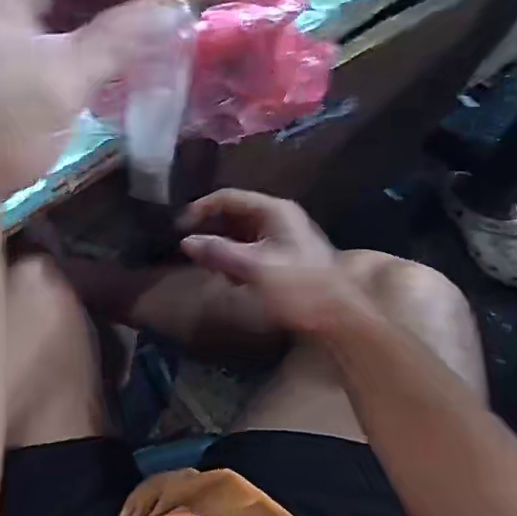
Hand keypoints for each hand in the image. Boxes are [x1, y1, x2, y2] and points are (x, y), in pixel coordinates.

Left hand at [0, 0, 192, 208]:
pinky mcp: (3, 40)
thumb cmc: (3, 129)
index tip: (175, 6)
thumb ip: (120, 37)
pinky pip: (55, 20)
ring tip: (150, 34)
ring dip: (109, 10)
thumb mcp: (65, 80)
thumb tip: (173, 13)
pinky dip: (89, 31)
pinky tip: (118, 48)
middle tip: (166, 19)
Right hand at [178, 190, 366, 334]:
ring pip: (240, 232)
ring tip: (204, 262)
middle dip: (209, 228)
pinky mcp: (284, 256)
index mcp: (274, 210)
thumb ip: (218, 252)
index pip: (228, 197)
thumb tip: (186, 241)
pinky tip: (228, 276)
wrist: (339, 318)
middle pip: (233, 213)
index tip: (178, 227)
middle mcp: (278, 217)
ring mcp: (283, 236)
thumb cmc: (299, 287)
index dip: (200, 209)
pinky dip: (234, 257)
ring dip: (220, 245)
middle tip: (187, 246)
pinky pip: (250, 248)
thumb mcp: (254, 268)